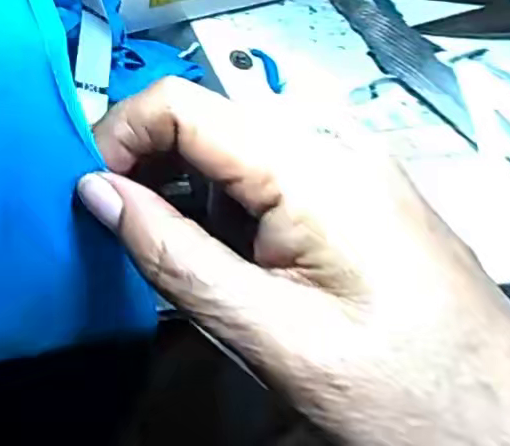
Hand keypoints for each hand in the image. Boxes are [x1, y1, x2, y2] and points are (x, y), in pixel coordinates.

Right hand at [77, 78, 509, 445]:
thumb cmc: (420, 407)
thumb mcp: (279, 340)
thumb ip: (172, 256)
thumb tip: (89, 189)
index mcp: (314, 167)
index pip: (175, 102)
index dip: (117, 134)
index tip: (92, 189)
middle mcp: (329, 147)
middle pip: (195, 118)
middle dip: (143, 163)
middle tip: (121, 222)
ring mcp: (345, 168)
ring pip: (218, 144)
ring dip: (176, 185)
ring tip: (170, 245)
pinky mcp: (350, 194)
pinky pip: (252, 169)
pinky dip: (213, 200)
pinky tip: (223, 252)